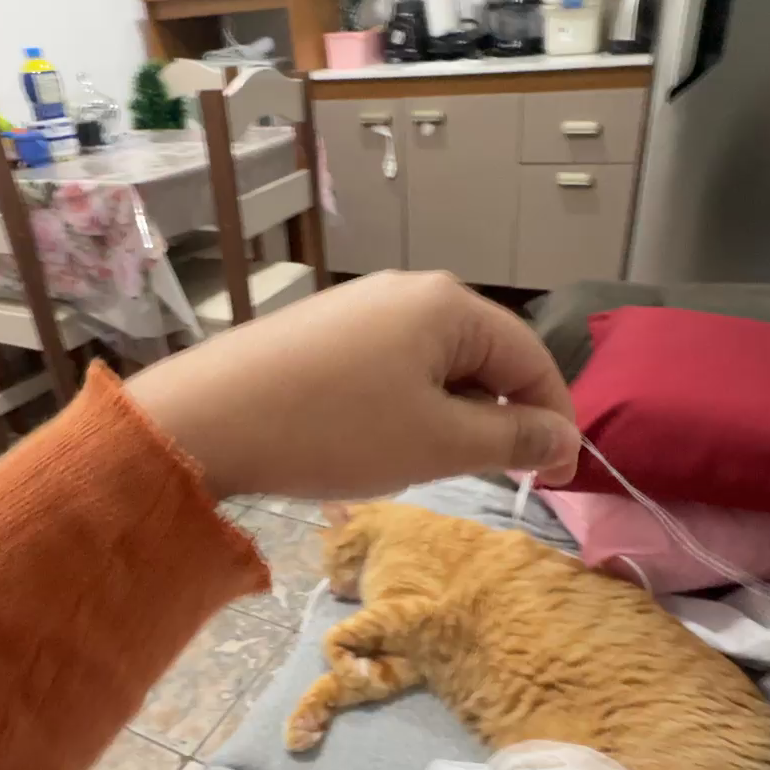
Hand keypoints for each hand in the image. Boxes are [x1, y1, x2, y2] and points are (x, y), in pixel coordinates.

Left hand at [124, 271, 578, 499]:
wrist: (207, 418)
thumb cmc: (335, 432)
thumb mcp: (439, 444)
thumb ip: (512, 439)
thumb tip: (562, 437)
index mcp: (450, 305)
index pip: (531, 360)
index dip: (554, 422)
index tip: (560, 479)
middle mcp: (409, 290)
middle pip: (482, 358)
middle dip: (494, 419)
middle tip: (484, 475)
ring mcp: (359, 306)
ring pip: (434, 365)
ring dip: (447, 416)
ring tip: (422, 460)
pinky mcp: (323, 329)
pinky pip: (388, 366)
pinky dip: (403, 405)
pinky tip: (374, 436)